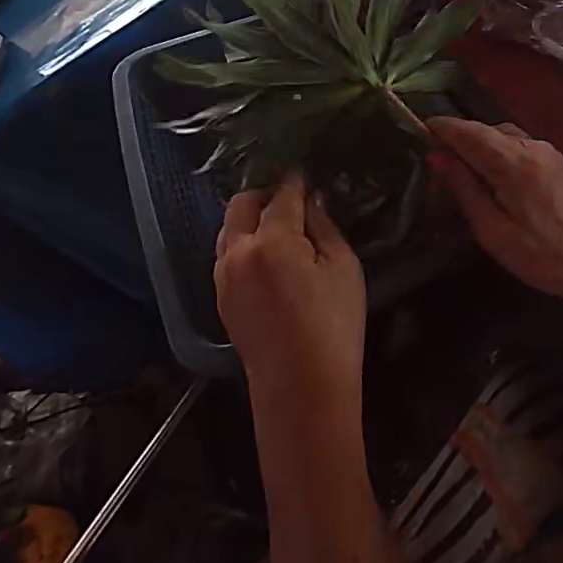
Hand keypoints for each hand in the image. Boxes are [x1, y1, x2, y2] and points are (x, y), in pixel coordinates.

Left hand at [215, 172, 367, 397]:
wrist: (300, 388)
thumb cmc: (332, 327)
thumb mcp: (343, 269)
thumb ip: (325, 227)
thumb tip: (313, 200)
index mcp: (271, 240)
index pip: (282, 195)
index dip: (295, 181)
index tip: (305, 174)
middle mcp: (238, 251)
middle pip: (242, 203)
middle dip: (265, 193)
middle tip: (291, 200)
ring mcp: (223, 275)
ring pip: (228, 228)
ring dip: (249, 218)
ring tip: (278, 227)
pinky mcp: (220, 296)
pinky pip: (226, 253)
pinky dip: (242, 242)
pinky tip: (266, 256)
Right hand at [427, 117, 562, 300]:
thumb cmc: (541, 254)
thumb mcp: (491, 229)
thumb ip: (464, 188)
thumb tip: (439, 157)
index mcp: (512, 162)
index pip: (467, 132)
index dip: (440, 129)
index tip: (416, 132)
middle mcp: (529, 146)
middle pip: (482, 129)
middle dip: (455, 137)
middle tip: (432, 159)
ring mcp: (544, 150)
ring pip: (498, 134)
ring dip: (474, 144)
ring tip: (455, 167)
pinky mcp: (551, 159)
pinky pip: (512, 144)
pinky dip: (492, 150)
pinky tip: (484, 172)